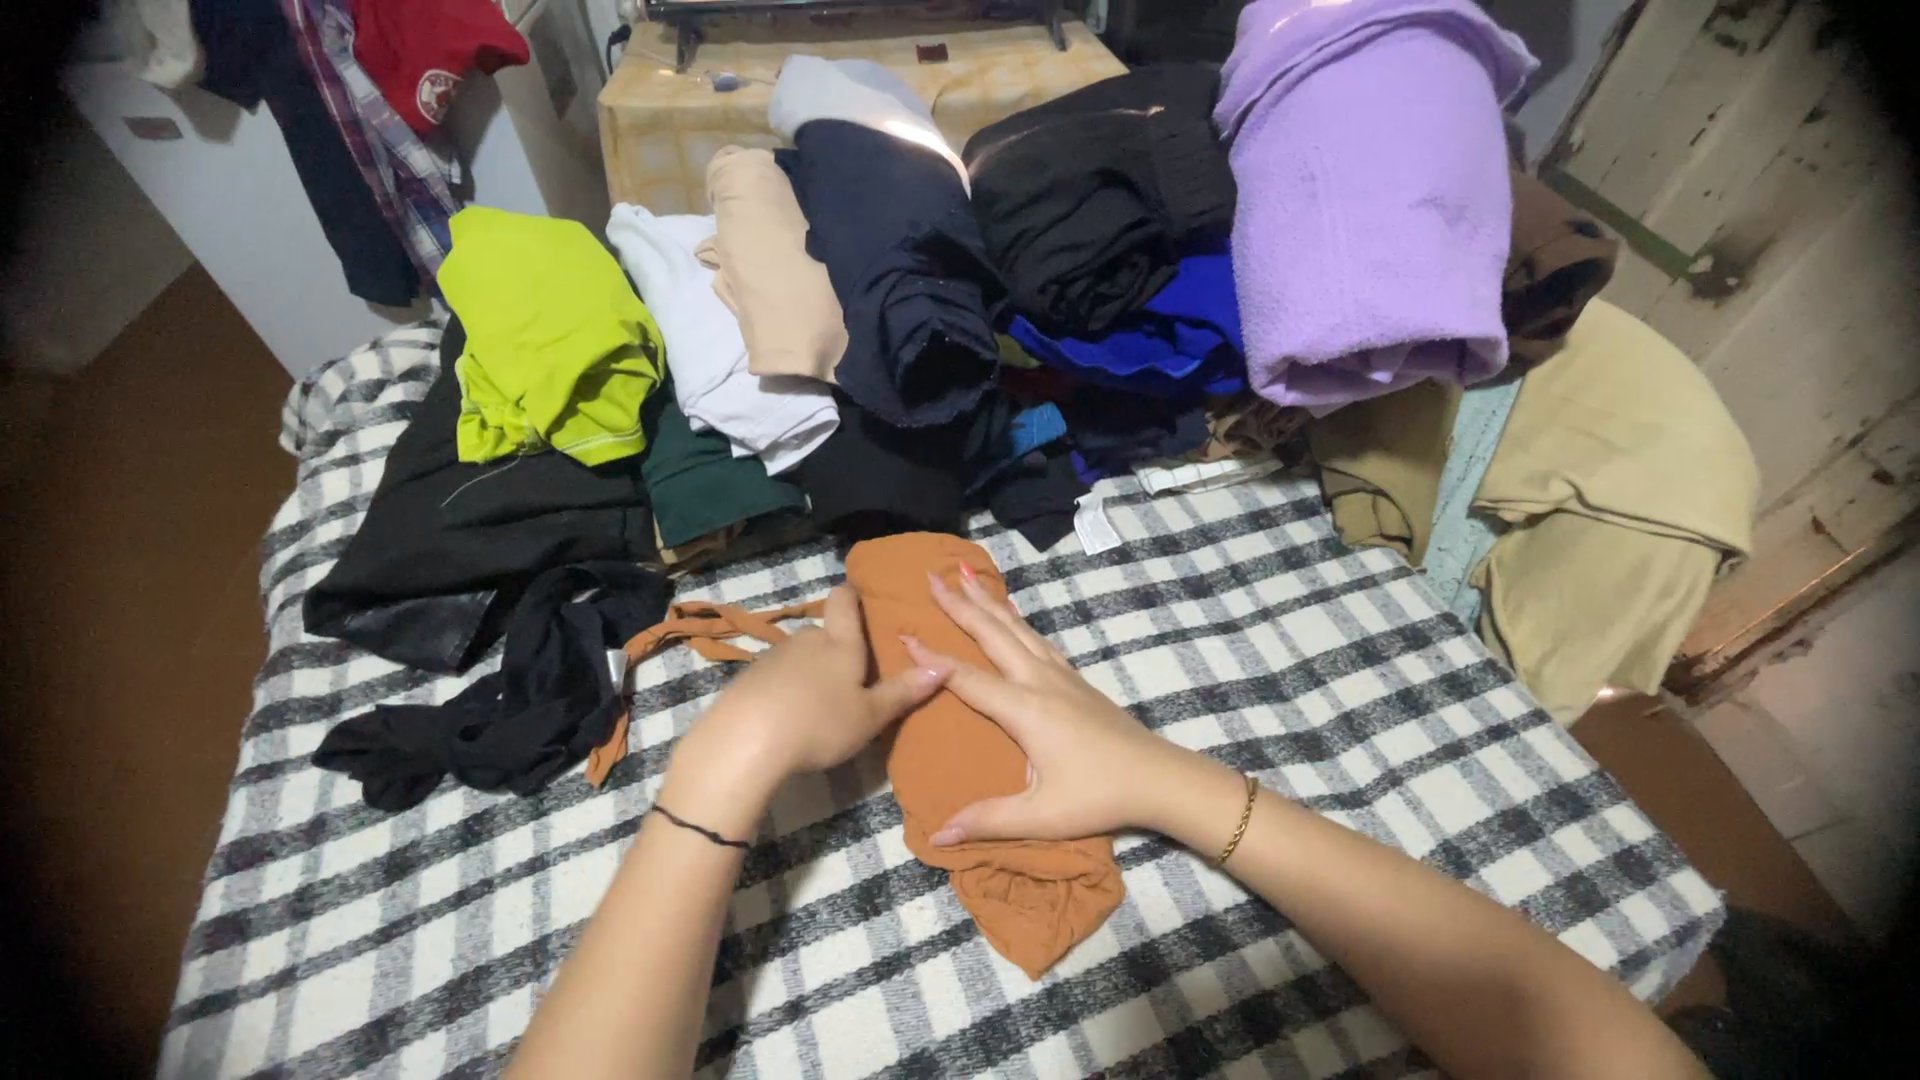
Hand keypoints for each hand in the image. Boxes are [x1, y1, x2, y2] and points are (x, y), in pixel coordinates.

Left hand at [661, 586, 948, 836]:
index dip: (851, 594)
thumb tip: (944, 666)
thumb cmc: (820, 723)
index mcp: (840, 643)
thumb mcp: (870, 715)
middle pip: (823, 633)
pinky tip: (787, 717)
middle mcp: (806, 640)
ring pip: (799, 656)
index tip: (858, 595)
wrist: (746, 741)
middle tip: (850, 676)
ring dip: (809, 671)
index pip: (844, 601)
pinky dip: (784, 690)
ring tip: (819, 702)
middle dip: (835, 648)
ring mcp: (773, 658)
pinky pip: (775, 677)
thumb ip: (903, 692)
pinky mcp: (747, 679)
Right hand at [902, 570, 1240, 848]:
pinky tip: (1011, 611)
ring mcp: (1060, 674)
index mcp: (1025, 709)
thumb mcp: (1042, 815)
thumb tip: (937, 835)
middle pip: (992, 634)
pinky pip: (1037, 637)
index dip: (932, 658)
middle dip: (959, 605)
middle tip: (931, 578)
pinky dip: (1017, 618)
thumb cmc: (1100, 796)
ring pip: (1016, 628)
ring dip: (988, 602)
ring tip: (965, 576)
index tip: (902, 633)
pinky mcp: (1075, 678)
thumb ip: (989, 821)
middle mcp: (1039, 680)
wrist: (1159, 777)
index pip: (967, 678)